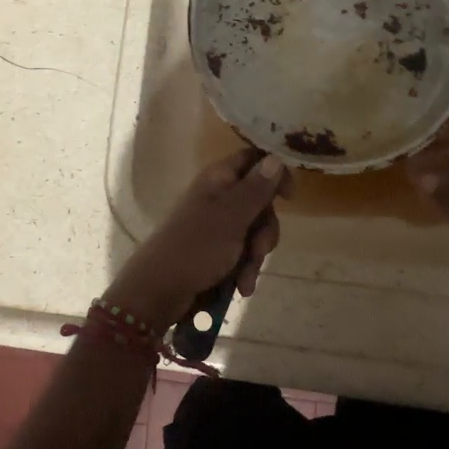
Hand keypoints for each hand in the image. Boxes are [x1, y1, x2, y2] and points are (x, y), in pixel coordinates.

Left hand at [104, 149, 292, 328]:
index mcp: (219, 179)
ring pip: (254, 231)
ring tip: (244, 278)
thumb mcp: (232, 217)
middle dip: (265, 230)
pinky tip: (241, 287)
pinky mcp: (216, 249)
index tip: (289, 197)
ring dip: (255, 256)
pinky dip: (245, 269)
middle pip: (260, 201)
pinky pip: (242, 252)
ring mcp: (217, 224)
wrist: (159, 291)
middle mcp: (219, 196)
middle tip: (259, 249)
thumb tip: (276, 157)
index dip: (274, 172)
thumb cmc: (196, 247)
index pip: (253, 159)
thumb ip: (256, 189)